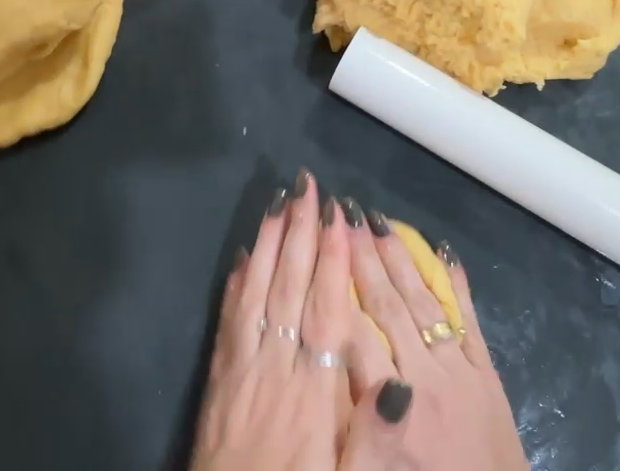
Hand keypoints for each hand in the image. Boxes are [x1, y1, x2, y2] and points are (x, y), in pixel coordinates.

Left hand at [191, 171, 351, 470]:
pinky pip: (228, 317)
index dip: (333, 258)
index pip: (326, 308)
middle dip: (299, 231)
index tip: (339, 216)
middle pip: (289, 285)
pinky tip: (243, 255)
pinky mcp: (217, 374)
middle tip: (306, 186)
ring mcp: (242, 364)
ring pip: (257, 290)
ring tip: (277, 201)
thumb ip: (373, 432)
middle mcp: (277, 364)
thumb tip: (402, 383)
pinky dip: (237, 281)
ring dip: (268, 242)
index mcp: (314, 389)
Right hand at [337, 211, 526, 470]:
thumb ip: (355, 418)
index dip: (334, 289)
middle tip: (344, 213)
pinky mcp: (488, 372)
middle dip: (363, 257)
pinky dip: (455, 284)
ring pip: (424, 303)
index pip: (355, 336)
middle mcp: (426, 379)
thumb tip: (330, 358)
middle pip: (388, 307)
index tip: (318, 247)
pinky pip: (469, 319)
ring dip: (400, 258)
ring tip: (377, 220)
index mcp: (394, 409)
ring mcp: (461, 370)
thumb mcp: (375, 469)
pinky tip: (444, 251)